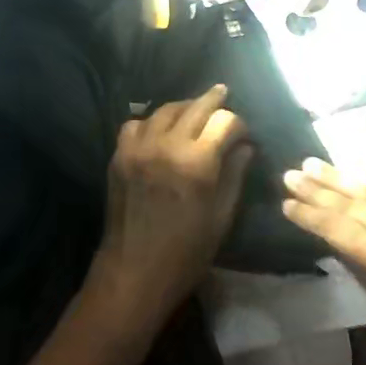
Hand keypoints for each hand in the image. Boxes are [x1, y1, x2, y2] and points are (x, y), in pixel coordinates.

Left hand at [93, 84, 252, 316]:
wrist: (134, 270)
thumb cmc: (187, 253)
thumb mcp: (221, 218)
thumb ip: (234, 176)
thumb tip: (245, 146)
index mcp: (197, 163)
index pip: (223, 122)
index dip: (237, 123)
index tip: (243, 132)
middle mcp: (166, 145)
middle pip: (194, 108)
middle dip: (212, 101)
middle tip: (223, 94)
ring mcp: (139, 147)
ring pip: (164, 110)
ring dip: (183, 108)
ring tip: (195, 110)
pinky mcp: (119, 154)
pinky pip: (136, 124)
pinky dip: (151, 121)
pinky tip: (160, 131)